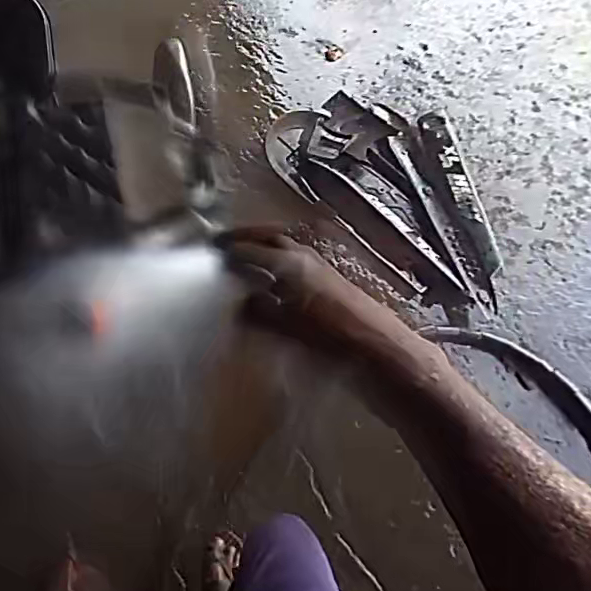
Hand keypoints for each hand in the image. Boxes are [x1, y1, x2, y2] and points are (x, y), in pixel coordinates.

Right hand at [218, 226, 419, 355]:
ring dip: (264, 246)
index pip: (250, 249)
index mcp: (290, 264)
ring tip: (244, 255)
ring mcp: (320, 268)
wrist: (381, 352)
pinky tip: (271, 278)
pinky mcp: (330, 282)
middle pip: (270, 237)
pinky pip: (296, 262)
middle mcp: (305, 258)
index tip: (209, 251)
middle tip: (223, 244)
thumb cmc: (331, 339)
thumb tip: (239, 302)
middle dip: (246, 237)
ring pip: (285, 247)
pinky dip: (278, 262)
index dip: (229, 250)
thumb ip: (259, 312)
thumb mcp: (287, 328)